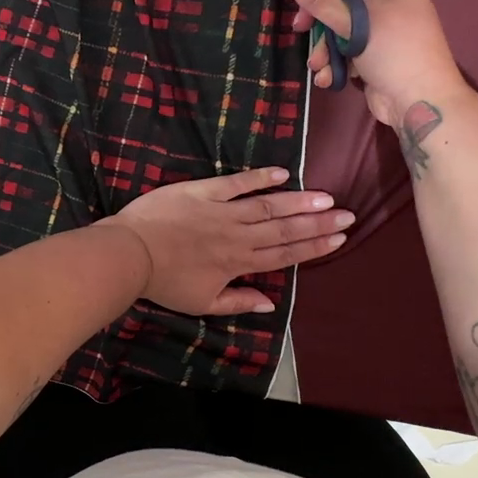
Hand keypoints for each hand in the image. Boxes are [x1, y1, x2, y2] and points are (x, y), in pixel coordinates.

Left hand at [105, 167, 352, 316]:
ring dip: (298, 201)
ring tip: (325, 197)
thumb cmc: (163, 282)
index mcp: (239, 264)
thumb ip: (237, 302)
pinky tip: (282, 173)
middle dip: (318, 223)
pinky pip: (237, 183)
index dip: (313, 246)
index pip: (284, 254)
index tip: (339, 239)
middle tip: (347, 215)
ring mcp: (222, 212)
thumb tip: (270, 305)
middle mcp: (238, 236)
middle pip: (284, 229)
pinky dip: (259, 177)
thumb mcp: (201, 303)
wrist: (130, 254)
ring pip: (268, 205)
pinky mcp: (203, 191)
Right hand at [281, 0, 468, 127]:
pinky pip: (348, 52)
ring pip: (341, 31)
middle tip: (300, 30)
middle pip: (342, 2)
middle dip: (320, 22)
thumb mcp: (353, 22)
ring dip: (324, 48)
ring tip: (318, 65)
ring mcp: (383, 33)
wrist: (420, 103)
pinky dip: (336, 63)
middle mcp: (390, 5)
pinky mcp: (376, 57)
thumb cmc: (393, 52)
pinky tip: (328, 77)